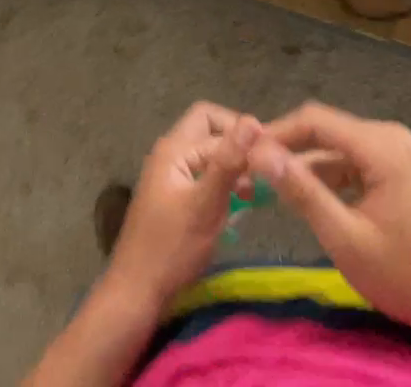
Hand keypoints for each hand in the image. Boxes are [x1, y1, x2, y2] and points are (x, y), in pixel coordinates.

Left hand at [102, 101, 260, 308]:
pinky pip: (204, 177)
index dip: (244, 134)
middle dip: (238, 148)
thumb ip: (228, 161)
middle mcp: (170, 154)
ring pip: (209, 157)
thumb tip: (253, 120)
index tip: (272, 158)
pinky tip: (239, 206)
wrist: (138, 290)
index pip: (215, 121)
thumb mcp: (206, 203)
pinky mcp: (175, 197)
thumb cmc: (172, 247)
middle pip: (210, 133)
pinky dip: (223, 186)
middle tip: (263, 173)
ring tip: (254, 195)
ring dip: (233, 169)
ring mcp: (171, 176)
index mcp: (173, 149)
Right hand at [249, 101, 410, 328]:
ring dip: (301, 162)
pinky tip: (300, 193)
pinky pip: (346, 158)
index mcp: (381, 146)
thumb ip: (301, 191)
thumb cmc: (401, 274)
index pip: (314, 120)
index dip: (275, 133)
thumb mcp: (343, 236)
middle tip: (248, 171)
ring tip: (265, 184)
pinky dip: (322, 173)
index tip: (243, 154)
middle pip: (322, 128)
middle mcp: (388, 135)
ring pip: (331, 144)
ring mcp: (392, 149)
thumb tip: (258, 153)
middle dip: (285, 147)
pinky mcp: (391, 165)